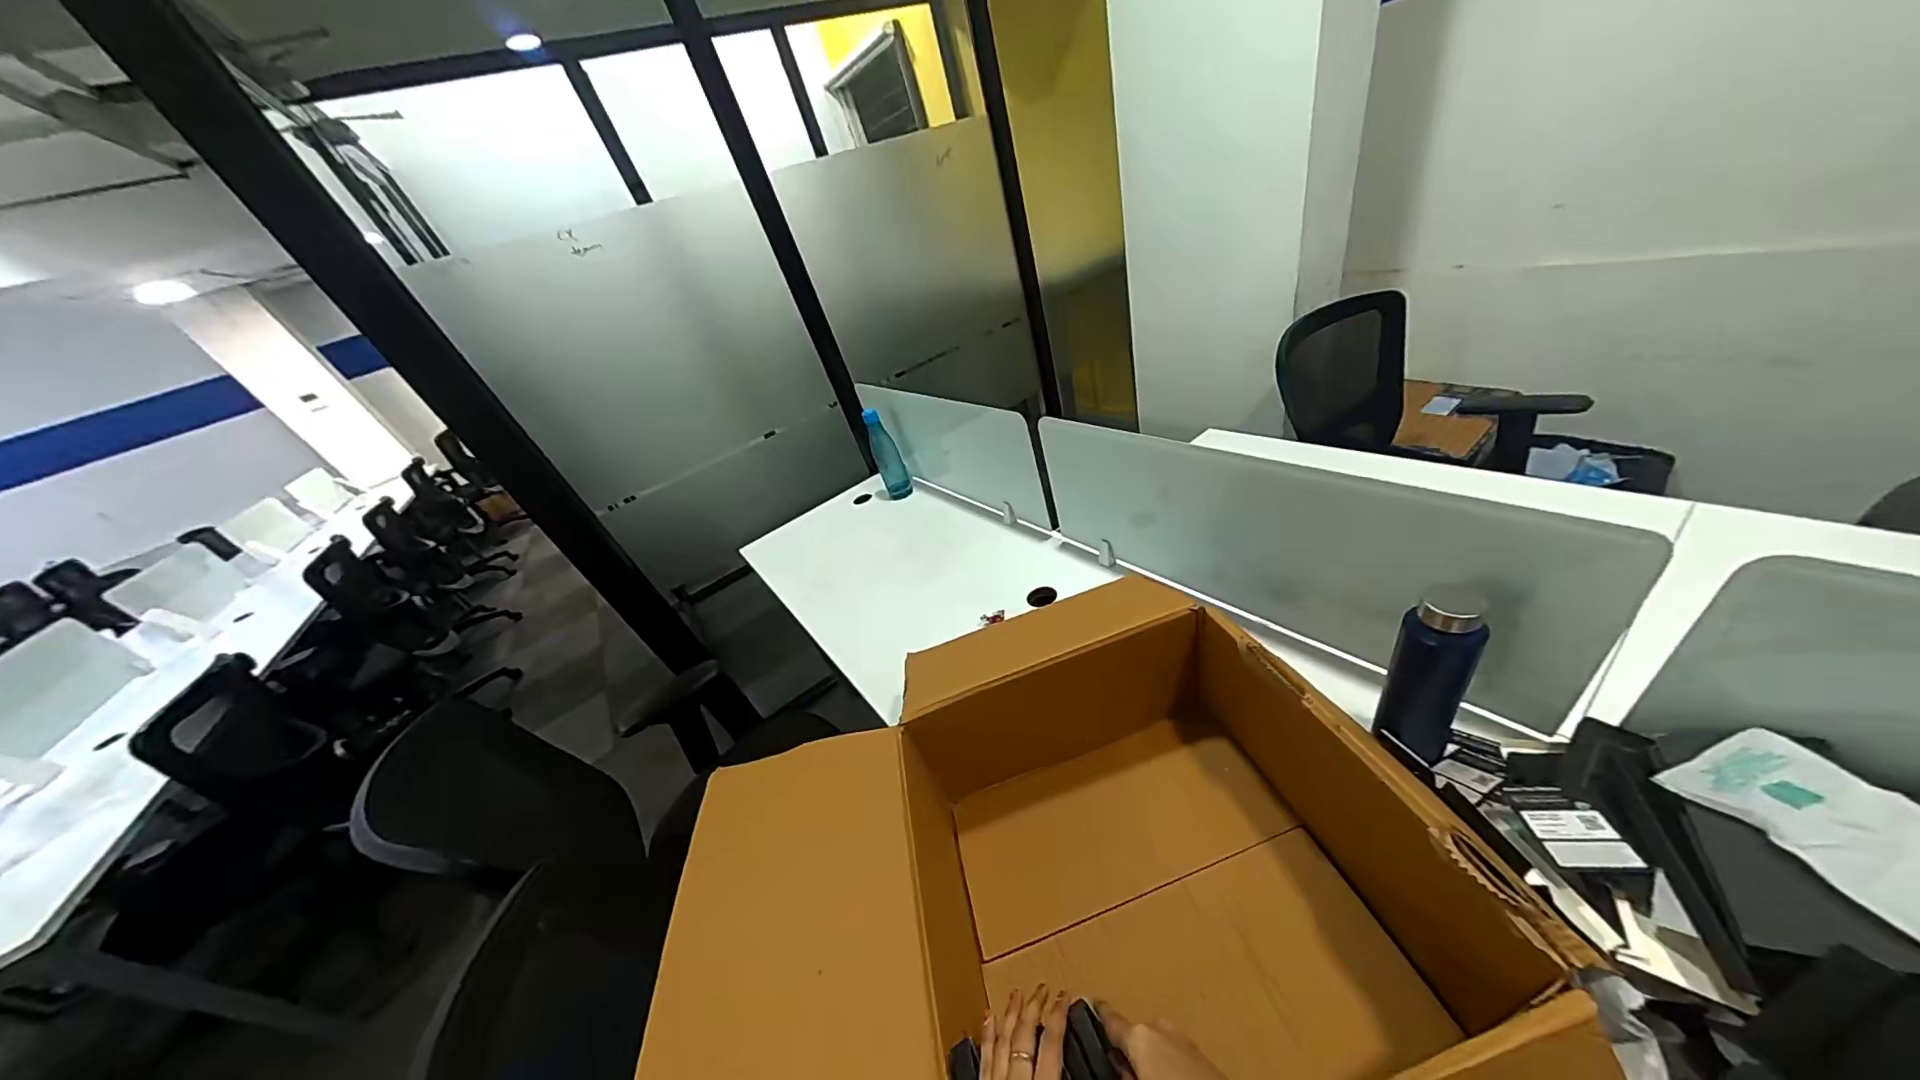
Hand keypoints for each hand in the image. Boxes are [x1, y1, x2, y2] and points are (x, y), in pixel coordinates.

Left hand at [980, 985, 1069, 1079]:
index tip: (1064, 995)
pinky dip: (987, 1035)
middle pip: (1024, 1035)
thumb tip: (1081, 1068)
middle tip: (1041, 987)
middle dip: (1033, 1008)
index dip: (1058, 1016)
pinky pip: (984, 1057)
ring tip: (1016, 993)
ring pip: (1002, 1040)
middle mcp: (1016, 1078)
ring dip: (1010, 1015)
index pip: (1052, 1043)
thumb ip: (1066, 1076)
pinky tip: (988, 1019)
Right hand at [1098, 1003, 1228, 1079]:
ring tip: (1146, 1076)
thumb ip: (1119, 1072)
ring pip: (1156, 1044)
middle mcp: (1161, 1027)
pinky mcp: (1204, 1056)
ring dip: (1150, 1060)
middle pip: (1133, 1034)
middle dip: (1127, 1050)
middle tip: (1122, 1069)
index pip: (1107, 1018)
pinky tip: (1169, 1079)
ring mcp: (1185, 1040)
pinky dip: (1168, 1065)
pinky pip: (1175, 1055)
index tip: (1083, 1012)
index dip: (1093, 1017)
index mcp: (1140, 1032)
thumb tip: (1113, 1064)